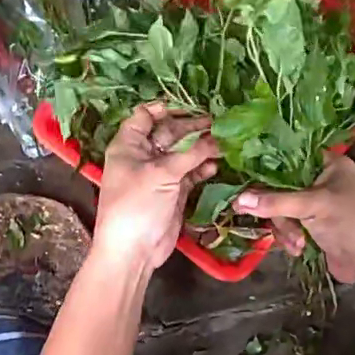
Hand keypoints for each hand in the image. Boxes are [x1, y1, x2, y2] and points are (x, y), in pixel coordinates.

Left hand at [93, 102, 218, 273]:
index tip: (193, 104)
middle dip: (192, 127)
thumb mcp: (162, 173)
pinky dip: (202, 168)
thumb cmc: (137, 205)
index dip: (166, 107)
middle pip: (169, 133)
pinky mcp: (174, 191)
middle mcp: (143, 156)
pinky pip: (190, 173)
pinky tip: (217, 164)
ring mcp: (159, 174)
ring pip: (183, 153)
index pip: (145, 115)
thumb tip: (219, 138)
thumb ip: (192, 153)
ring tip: (224, 141)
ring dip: (201, 148)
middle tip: (218, 122)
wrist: (133, 250)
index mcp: (129, 145)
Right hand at [233, 155, 354, 283]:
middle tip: (282, 224)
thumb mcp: (314, 207)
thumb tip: (238, 199)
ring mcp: (318, 205)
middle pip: (281, 187)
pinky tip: (298, 249)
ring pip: (282, 210)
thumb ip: (276, 202)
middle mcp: (322, 180)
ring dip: (285, 228)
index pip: (290, 157)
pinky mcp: (314, 226)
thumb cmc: (353, 223)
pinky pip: (290, 226)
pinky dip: (290, 238)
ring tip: (297, 242)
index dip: (267, 170)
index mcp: (329, 164)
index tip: (245, 183)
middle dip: (280, 211)